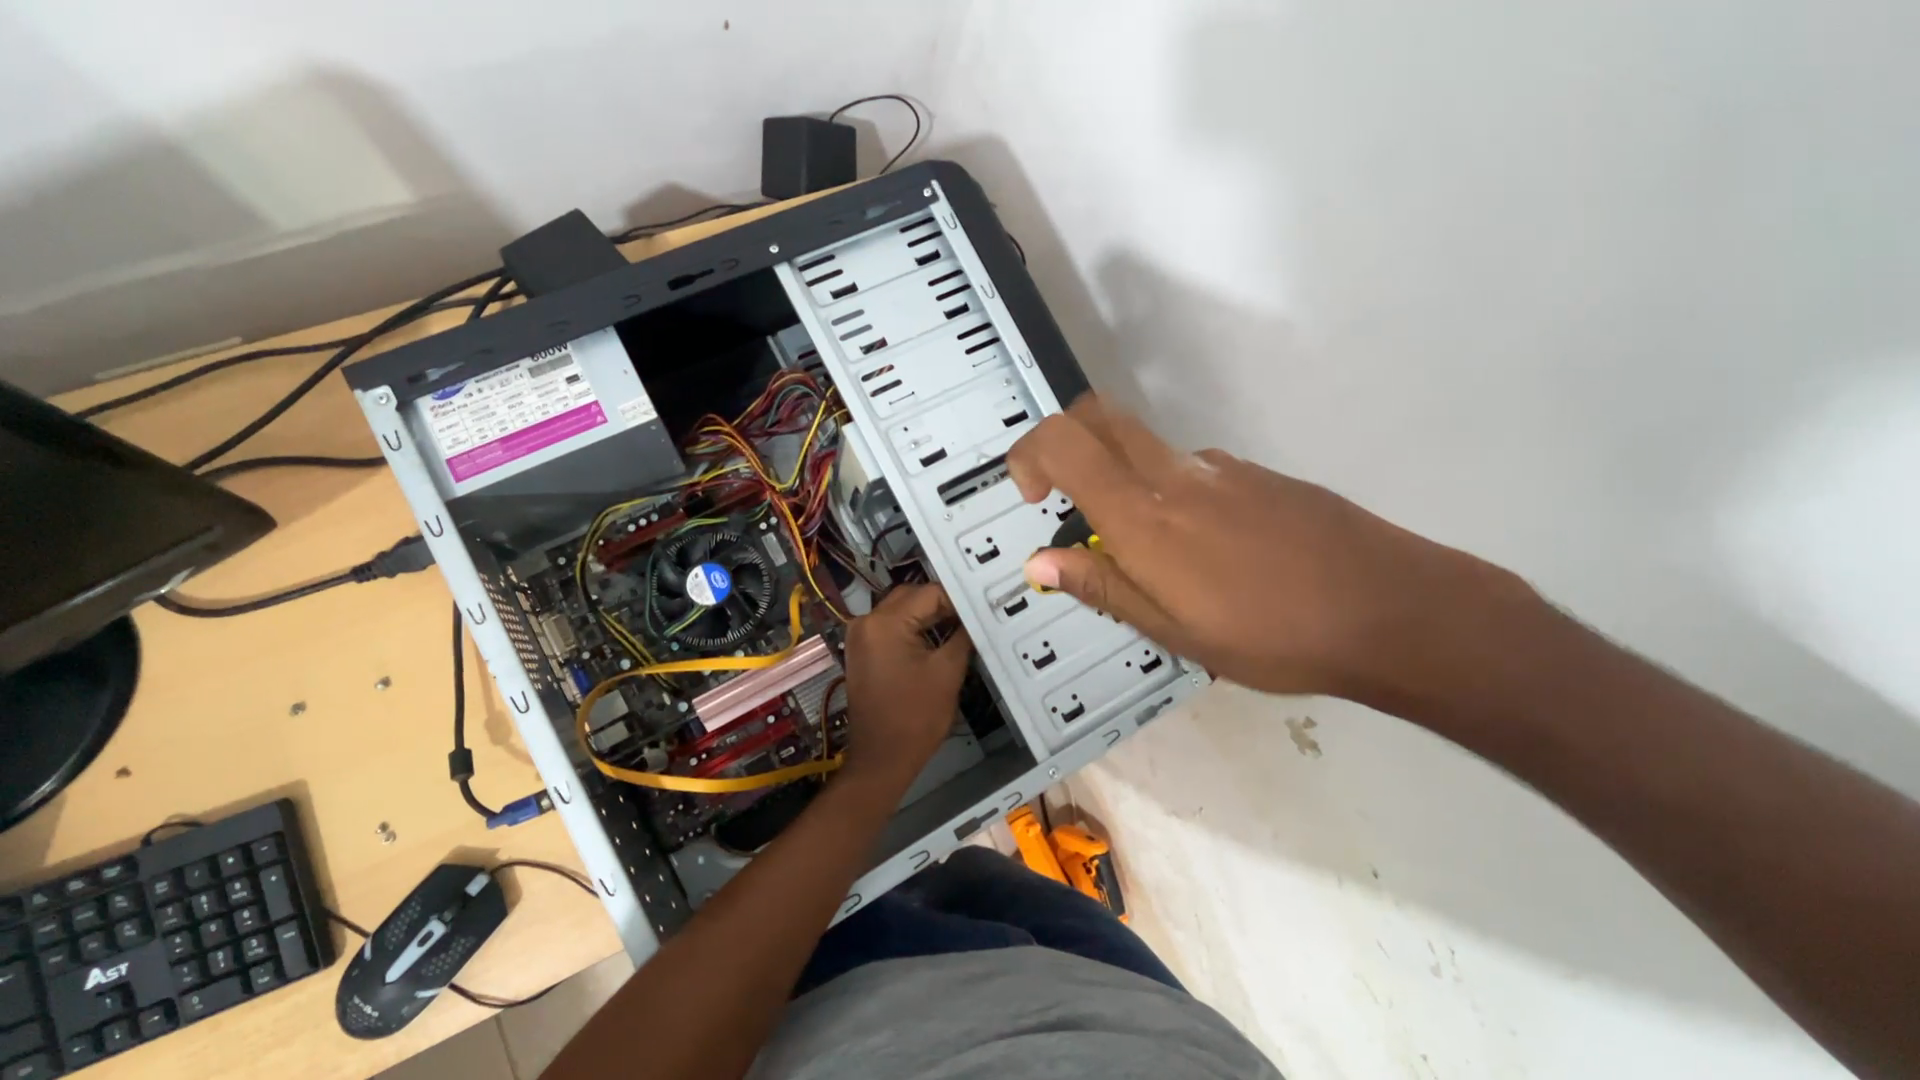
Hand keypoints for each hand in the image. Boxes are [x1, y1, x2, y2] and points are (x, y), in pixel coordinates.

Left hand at [840, 584, 973, 790]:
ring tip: (962, 624)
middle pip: (912, 596)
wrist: (882, 759)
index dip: (959, 598)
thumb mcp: (947, 672)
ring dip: (929, 616)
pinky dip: (914, 629)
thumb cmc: (916, 717)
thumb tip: (976, 615)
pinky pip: (892, 627)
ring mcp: (860, 636)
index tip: (984, 606)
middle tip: (975, 614)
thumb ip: (962, 635)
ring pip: (901, 610)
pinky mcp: (863, 651)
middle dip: (943, 604)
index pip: (929, 593)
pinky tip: (939, 638)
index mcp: (884, 622)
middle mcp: (866, 621)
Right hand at [1007, 395, 1534, 703]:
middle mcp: (1177, 474)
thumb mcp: (1175, 632)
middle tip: (1069, 501)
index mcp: (1144, 515)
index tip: (1033, 500)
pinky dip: (1177, 498)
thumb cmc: (1272, 636)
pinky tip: (1216, 559)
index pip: (1063, 442)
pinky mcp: (1261, 476)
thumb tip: (1038, 563)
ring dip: (1127, 481)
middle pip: (1100, 416)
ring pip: (1150, 449)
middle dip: (1067, 443)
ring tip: (1161, 563)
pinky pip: (1197, 472)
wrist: (1390, 608)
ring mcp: (1224, 469)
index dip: (1029, 455)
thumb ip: (1103, 587)